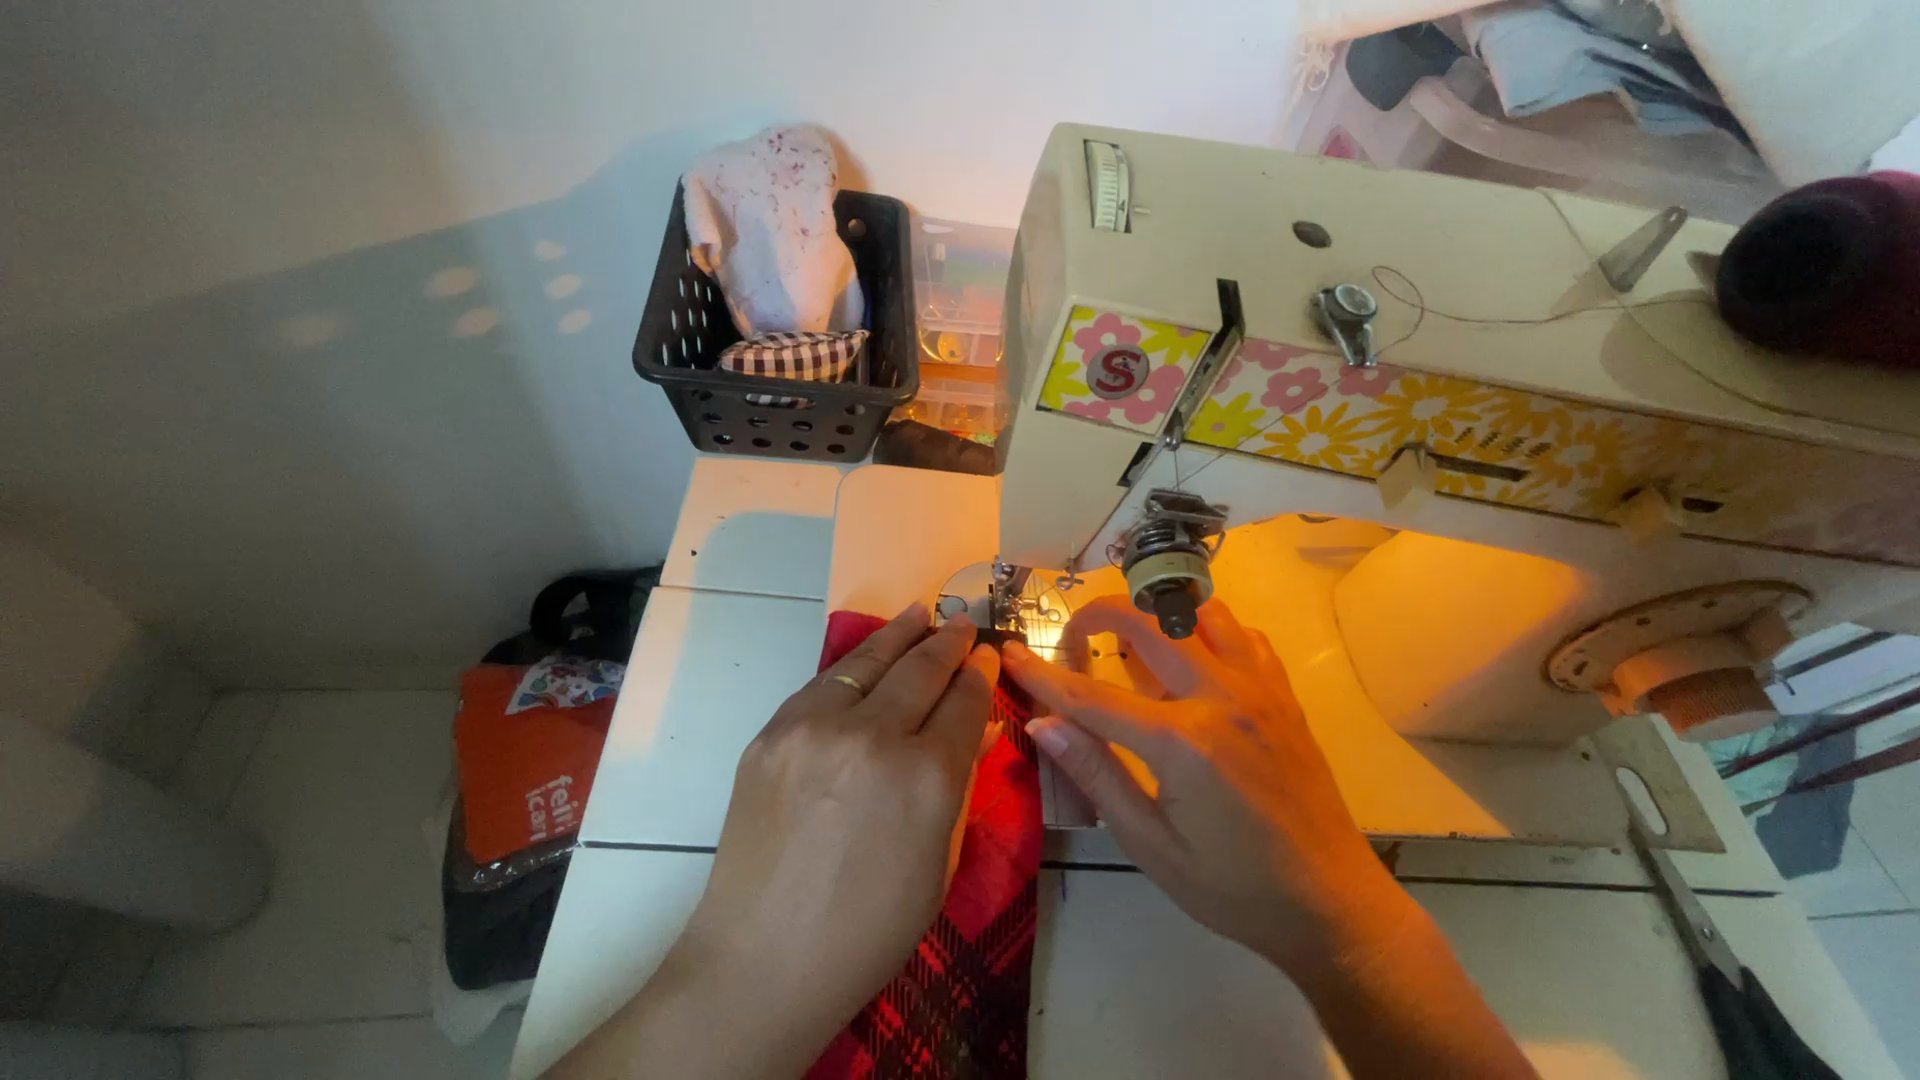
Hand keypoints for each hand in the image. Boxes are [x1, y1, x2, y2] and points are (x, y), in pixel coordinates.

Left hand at [665, 604, 998, 1067]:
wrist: (763, 958)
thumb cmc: (868, 930)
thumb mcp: (937, 864)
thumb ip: (957, 786)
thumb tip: (973, 730)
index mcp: (927, 777)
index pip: (964, 703)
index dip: (979, 675)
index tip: (987, 656)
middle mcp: (874, 736)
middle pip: (921, 670)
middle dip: (948, 643)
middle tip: (964, 624)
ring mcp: (815, 728)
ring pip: (868, 660)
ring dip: (901, 634)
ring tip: (922, 613)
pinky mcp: (773, 732)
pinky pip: (823, 683)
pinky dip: (853, 664)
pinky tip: (867, 655)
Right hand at [1003, 595, 1411, 977]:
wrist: (1330, 905)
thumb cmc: (1232, 888)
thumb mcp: (1151, 846)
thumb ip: (1097, 775)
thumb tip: (1043, 723)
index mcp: (1183, 743)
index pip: (1092, 696)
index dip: (1042, 674)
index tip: (1009, 653)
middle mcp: (1222, 698)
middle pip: (1146, 624)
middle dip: (1097, 617)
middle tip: (1072, 638)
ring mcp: (1259, 689)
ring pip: (1200, 613)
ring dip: (1156, 614)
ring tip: (1130, 643)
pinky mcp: (1283, 695)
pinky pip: (1242, 634)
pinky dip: (1206, 630)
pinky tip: (1191, 660)